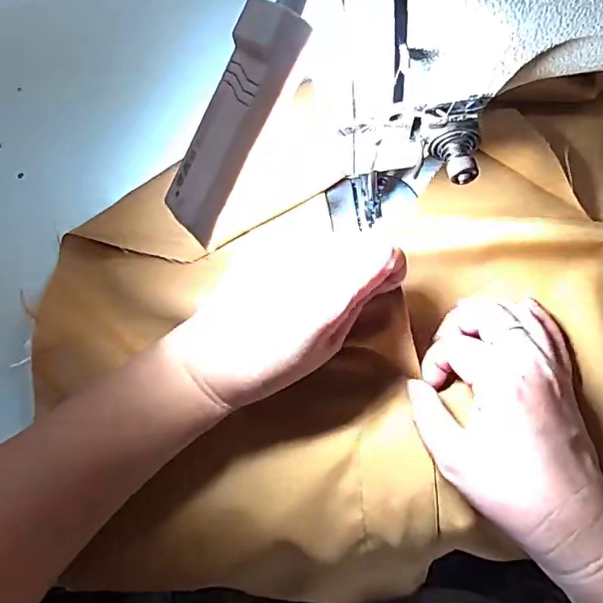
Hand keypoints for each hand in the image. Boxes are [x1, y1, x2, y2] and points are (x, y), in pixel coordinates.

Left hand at [161, 240, 406, 415]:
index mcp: (331, 291)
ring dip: (340, 258)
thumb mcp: (328, 345)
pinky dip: (313, 258)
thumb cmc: (271, 365)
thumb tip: (381, 279)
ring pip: (335, 237)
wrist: (211, 358)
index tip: (384, 286)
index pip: (386, 248)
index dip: (391, 267)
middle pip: (362, 238)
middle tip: (354, 294)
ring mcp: (286, 246)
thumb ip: (358, 304)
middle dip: (367, 262)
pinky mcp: (267, 244)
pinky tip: (294, 285)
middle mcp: (311, 257)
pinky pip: (307, 241)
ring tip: (319, 292)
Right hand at [408, 298, 602, 585]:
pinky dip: (524, 314)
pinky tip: (509, 321)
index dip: (434, 362)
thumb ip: (427, 414)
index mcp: (503, 376)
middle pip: (487, 312)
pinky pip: (547, 324)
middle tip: (444, 356)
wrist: (571, 516)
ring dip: (486, 315)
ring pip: (517, 310)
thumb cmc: (511, 491)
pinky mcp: (565, 372)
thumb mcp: (454, 459)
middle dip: (456, 326)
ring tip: (467, 337)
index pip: (455, 345)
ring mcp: (553, 362)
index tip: (432, 389)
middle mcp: (531, 358)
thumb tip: (415, 385)